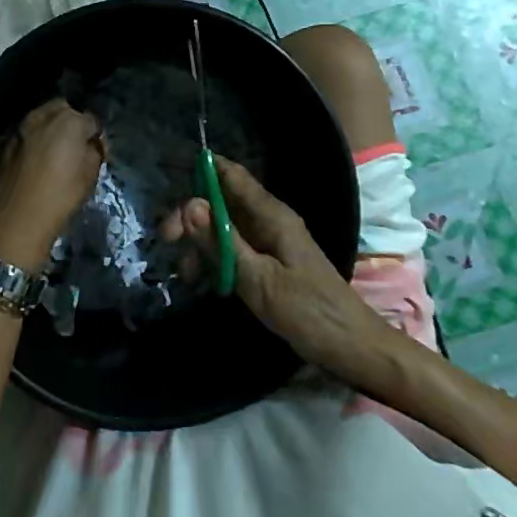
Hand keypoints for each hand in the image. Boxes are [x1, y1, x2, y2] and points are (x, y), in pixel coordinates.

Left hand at [0, 98, 104, 269]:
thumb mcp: (91, 175)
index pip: (90, 119)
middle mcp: (40, 116)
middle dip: (68, 122)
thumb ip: (94, 150)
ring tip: (46, 154)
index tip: (95, 149)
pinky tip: (25, 165)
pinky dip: (24, 145)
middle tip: (71, 145)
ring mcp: (14, 129)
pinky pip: (16, 138)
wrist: (13, 223)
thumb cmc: (59, 198)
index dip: (94, 134)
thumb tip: (90, 143)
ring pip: (35, 120)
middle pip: (60, 109)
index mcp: (69, 121)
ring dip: (44, 131)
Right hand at [160, 157, 399, 384]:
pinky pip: (237, 249)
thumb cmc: (306, 310)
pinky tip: (202, 280)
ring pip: (227, 228)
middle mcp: (271, 220)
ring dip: (201, 243)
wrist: (349, 344)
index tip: (168, 183)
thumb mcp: (256, 279)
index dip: (202, 172)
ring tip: (184, 273)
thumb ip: (222, 242)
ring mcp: (272, 242)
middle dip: (193, 216)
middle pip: (224, 202)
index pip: (233, 176)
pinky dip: (217, 259)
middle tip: (166, 241)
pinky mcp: (271, 263)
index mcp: (272, 215)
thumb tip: (189, 204)